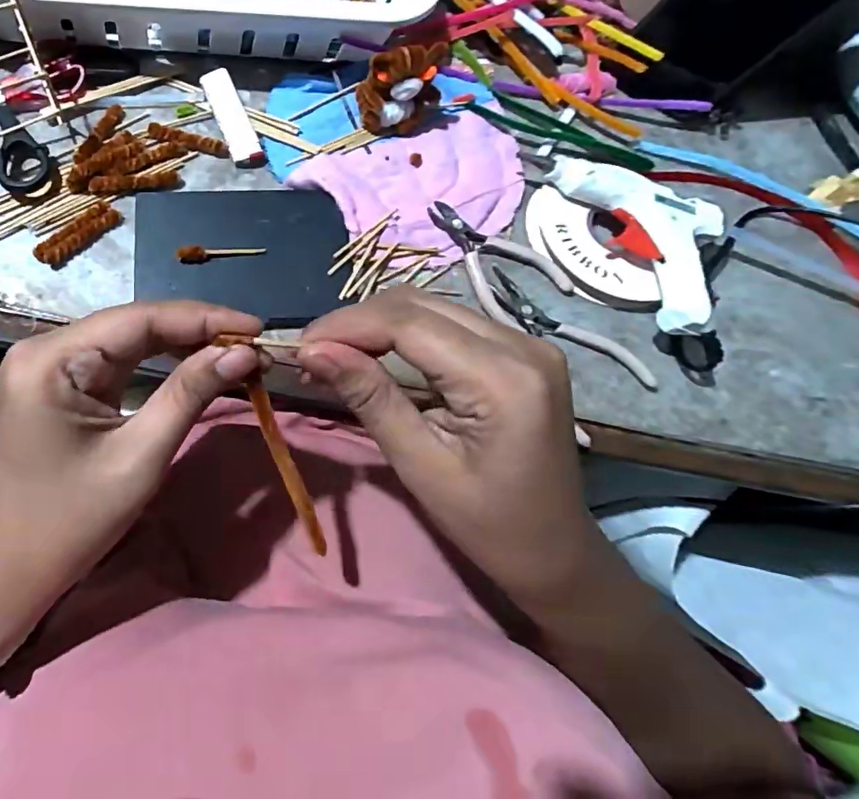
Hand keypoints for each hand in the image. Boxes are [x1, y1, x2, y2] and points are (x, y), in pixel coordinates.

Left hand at [0, 302, 262, 662]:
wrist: (15, 570)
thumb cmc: (73, 521)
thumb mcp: (139, 456)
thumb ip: (189, 394)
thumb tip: (243, 354)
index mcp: (50, 360)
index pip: (138, 319)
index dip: (202, 318)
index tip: (255, 328)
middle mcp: (44, 348)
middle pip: (133, 324)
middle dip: (196, 331)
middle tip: (252, 345)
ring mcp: (49, 363)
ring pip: (129, 338)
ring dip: (183, 344)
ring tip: (235, 351)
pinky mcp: (60, 380)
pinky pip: (118, 359)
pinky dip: (160, 361)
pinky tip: (196, 360)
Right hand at [296, 287, 596, 610]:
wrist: (557, 552)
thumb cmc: (489, 526)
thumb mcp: (420, 466)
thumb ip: (370, 398)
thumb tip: (313, 352)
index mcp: (504, 378)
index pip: (409, 322)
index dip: (348, 325)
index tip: (301, 347)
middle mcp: (522, 344)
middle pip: (419, 305)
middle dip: (358, 322)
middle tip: (313, 355)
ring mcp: (526, 342)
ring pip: (432, 307)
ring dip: (378, 324)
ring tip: (336, 355)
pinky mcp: (520, 349)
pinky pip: (449, 323)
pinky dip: (405, 333)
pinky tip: (376, 354)